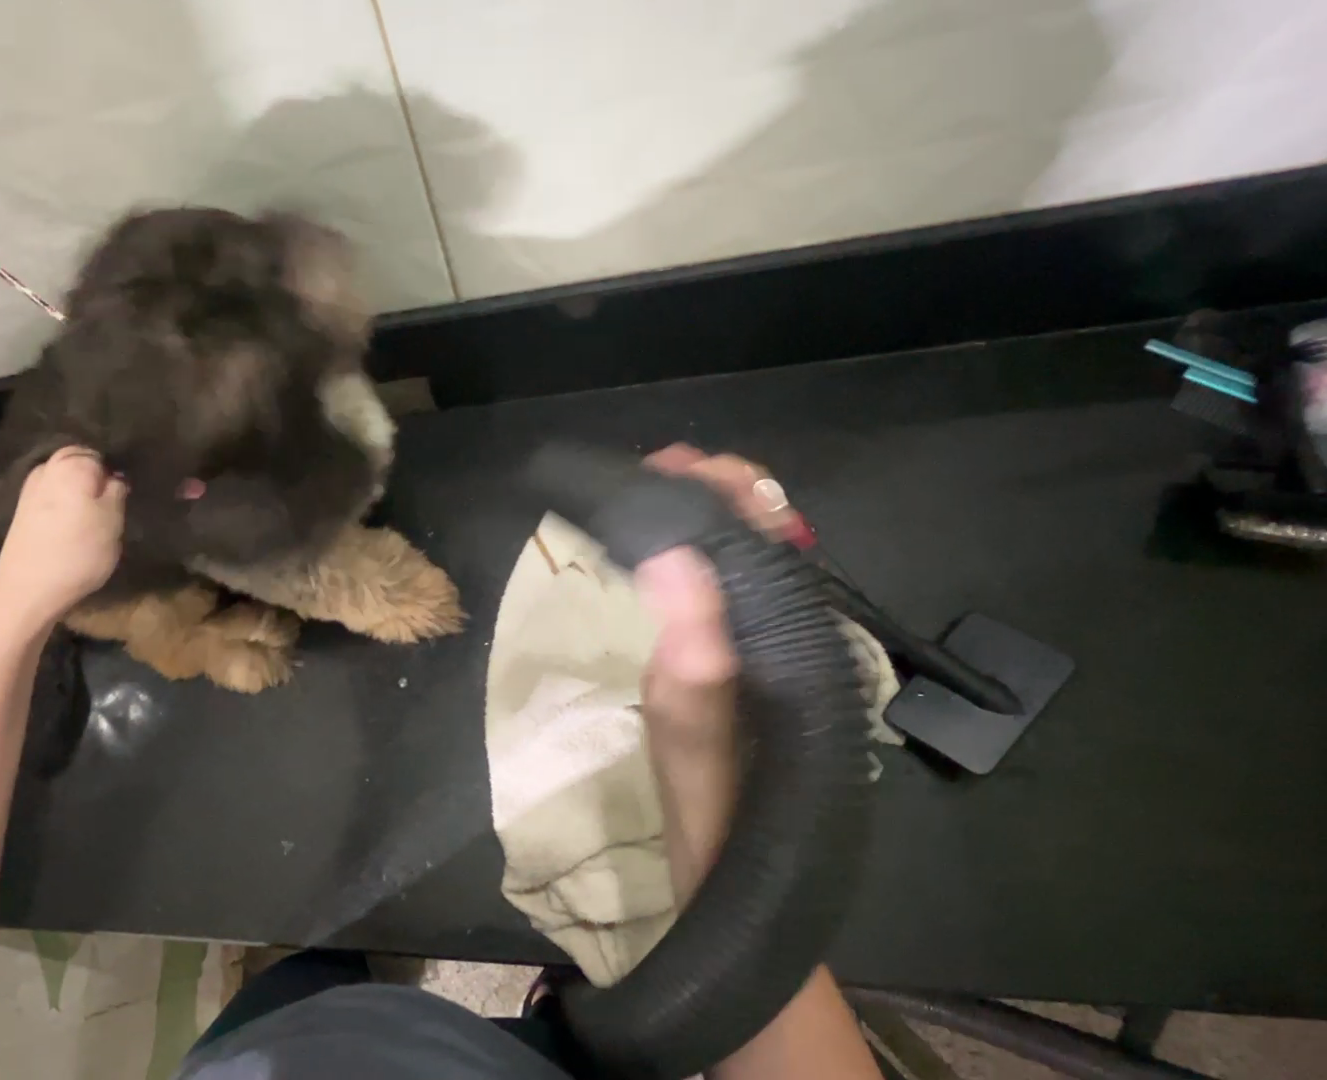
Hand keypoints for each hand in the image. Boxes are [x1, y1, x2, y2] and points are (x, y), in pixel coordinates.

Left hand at [0, 446, 126, 638]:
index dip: (119, 471)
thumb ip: (117, 490)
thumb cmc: (78, 552)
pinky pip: (54, 499)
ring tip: (97, 522)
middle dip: (98, 481)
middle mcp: (46, 468)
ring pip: (67, 482)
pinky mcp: (23, 512)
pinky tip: (74, 530)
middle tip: (117, 508)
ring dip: (82, 496)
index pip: (104, 453)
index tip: (130, 494)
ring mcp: (30, 490)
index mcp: (71, 463)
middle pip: (82, 464)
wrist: (26, 592)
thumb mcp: (113, 521)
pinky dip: (67, 509)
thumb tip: (115, 476)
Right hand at [634, 445, 792, 885]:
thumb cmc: (720, 823)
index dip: (728, 493)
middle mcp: (786, 635)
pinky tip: (655, 555)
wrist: (738, 887)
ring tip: (643, 498)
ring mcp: (763, 652)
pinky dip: (687, 560)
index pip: (772, 541)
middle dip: (710, 496)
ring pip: (739, 567)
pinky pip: (719, 596)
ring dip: (696, 522)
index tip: (668, 465)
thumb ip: (695, 668)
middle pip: (759, 543)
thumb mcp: (697, 748)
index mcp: (790, 642)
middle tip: (647, 475)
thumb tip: (675, 560)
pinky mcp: (739, 670)